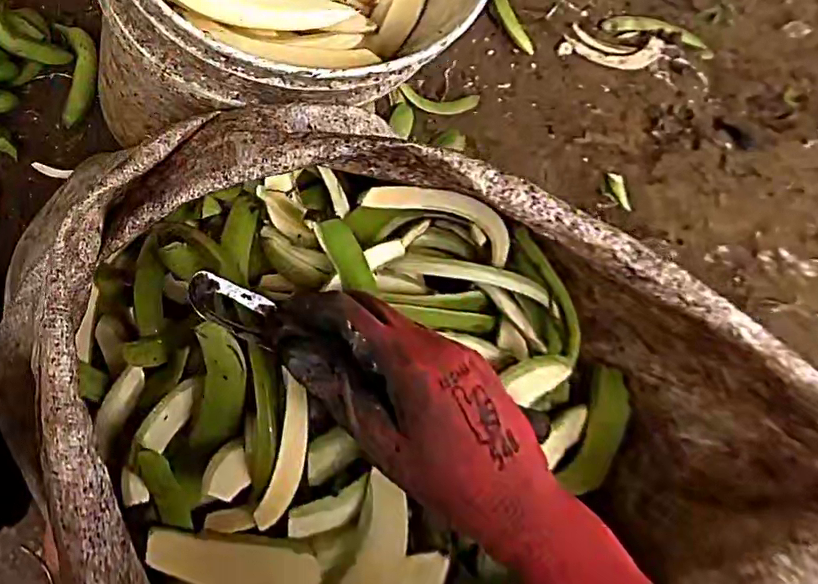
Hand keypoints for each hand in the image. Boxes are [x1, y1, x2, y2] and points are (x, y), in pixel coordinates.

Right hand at [280, 291, 648, 583]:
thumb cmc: (450, 483)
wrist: (530, 512)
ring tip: (343, 352)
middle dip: (334, 309)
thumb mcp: (382, 443)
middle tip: (307, 326)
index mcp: (410, 361)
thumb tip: (296, 355)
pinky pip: (422, 339)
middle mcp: (436, 344)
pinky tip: (386, 373)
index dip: (311, 306)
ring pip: (398, 321)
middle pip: (372, 305)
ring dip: (365, 327)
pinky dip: (393, 342)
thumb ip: (338, 392)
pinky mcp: (476, 363)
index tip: (287, 312)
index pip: (348, 310)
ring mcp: (460, 352)